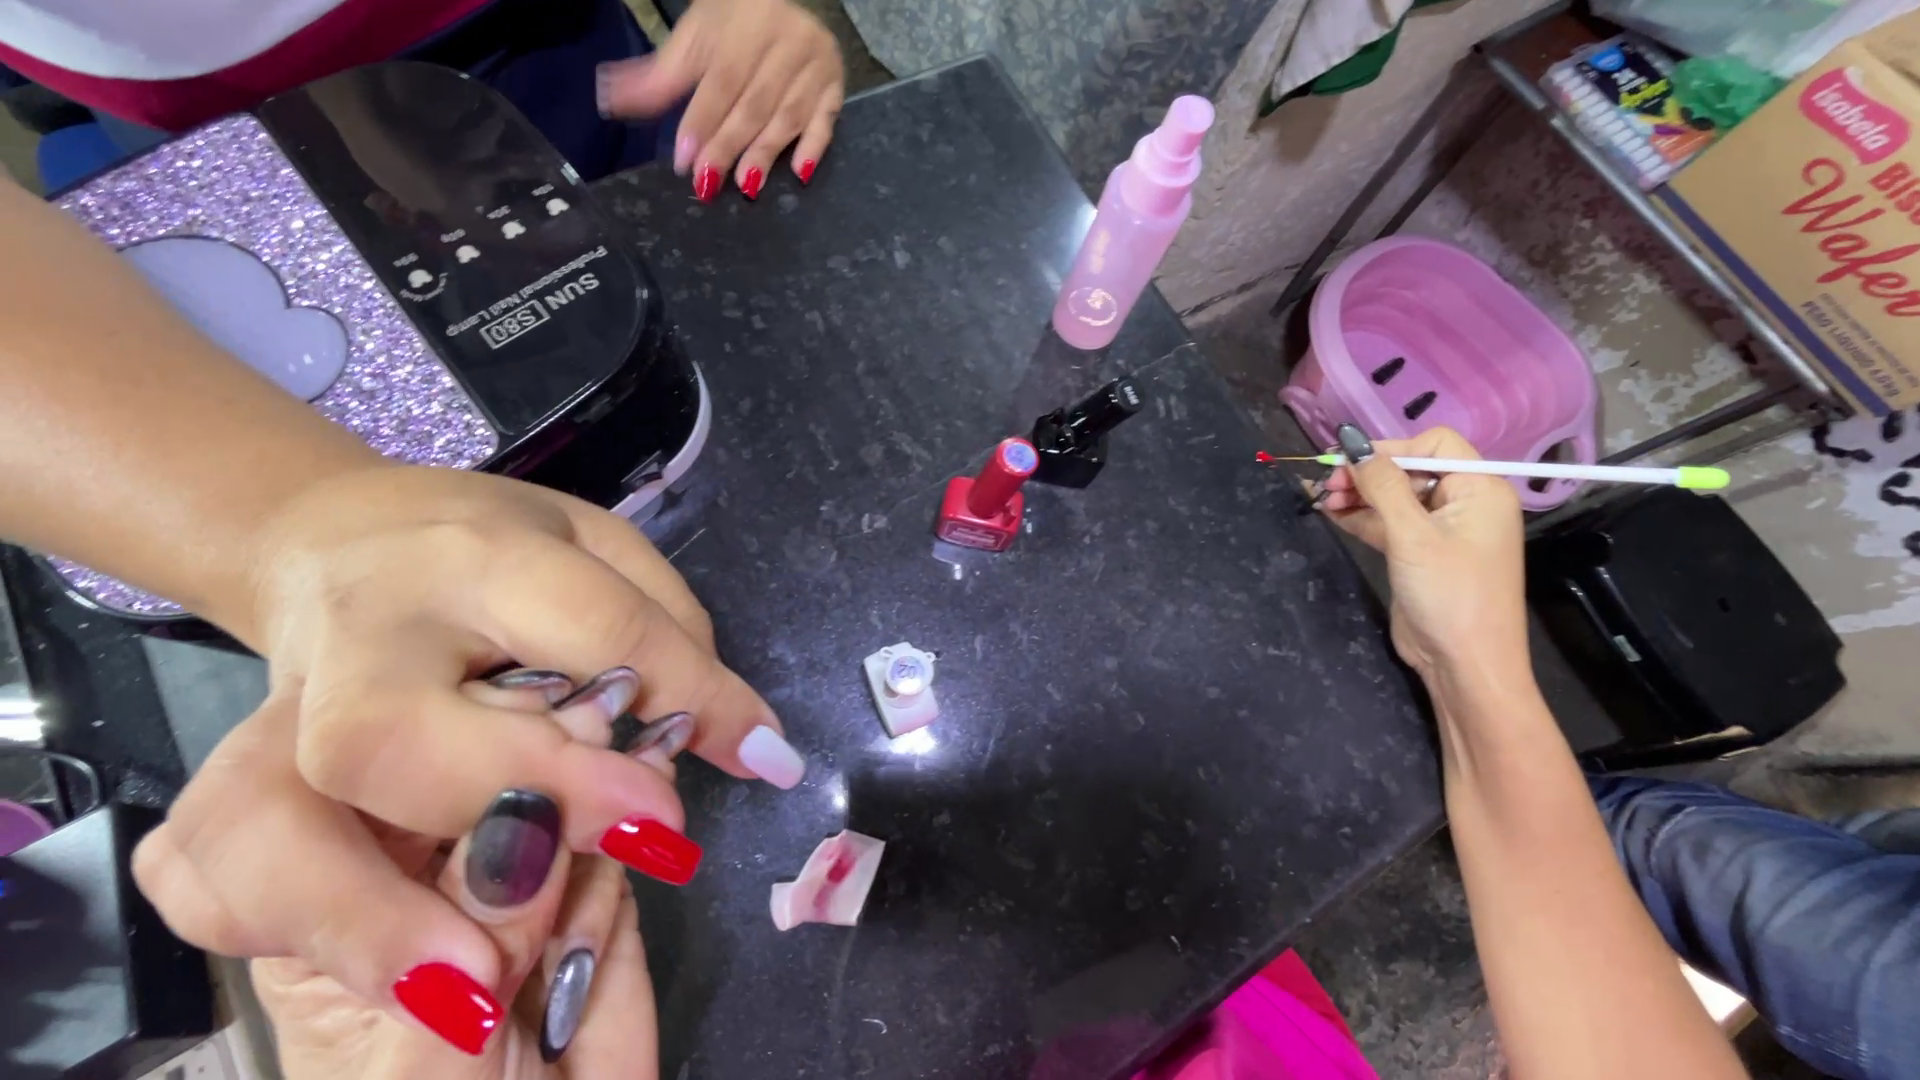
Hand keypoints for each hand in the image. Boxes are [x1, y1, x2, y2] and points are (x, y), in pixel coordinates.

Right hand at [134, 465, 799, 1054]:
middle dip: (524, 798)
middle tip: (645, 837)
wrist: (343, 538)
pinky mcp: (239, 774)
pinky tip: (405, 958)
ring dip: (378, 911)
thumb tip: (753, 751)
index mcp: (483, 556)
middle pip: (397, 736)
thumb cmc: (504, 548)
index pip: (599, 627)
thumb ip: (674, 640)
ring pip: (271, 821)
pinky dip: (299, 928)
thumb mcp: (609, 554)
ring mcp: (287, 713)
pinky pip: (217, 870)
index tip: (759, 755)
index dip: (686, 693)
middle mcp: (371, 637)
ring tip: (488, 975)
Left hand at [600, 0, 843, 199]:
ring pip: (787, 117)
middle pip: (754, 103)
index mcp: (748, 22)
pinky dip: (814, 147)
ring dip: (766, 153)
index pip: (723, 80)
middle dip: (728, 145)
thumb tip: (610, 101)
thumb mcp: (695, 40)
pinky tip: (800, 173)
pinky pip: (826, 123)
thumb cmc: (735, 25)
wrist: (783, 0)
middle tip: (707, 183)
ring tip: (745, 186)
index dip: (704, 121)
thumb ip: (661, 76)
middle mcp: (788, 41)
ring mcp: (817, 66)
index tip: (685, 159)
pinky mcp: (837, 88)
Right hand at [1313, 427, 1527, 687]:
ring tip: (1320, 499)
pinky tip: (1329, 512)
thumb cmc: (1449, 594)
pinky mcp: (1418, 554)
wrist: (1463, 663)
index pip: (1434, 446)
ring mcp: (1440, 531)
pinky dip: (1360, 516)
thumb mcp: (1412, 536)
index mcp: (1478, 490)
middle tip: (1327, 486)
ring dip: (1357, 495)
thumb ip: (1382, 486)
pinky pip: (1386, 523)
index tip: (1350, 464)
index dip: (1391, 449)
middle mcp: (1463, 504)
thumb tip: (1352, 442)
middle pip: (1408, 470)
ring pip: (1392, 498)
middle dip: (1366, 474)